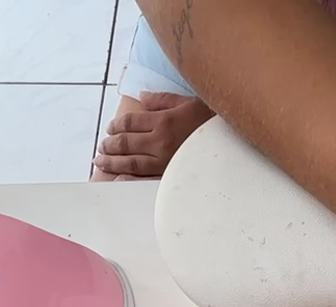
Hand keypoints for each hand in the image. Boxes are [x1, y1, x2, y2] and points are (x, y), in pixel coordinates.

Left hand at [92, 92, 215, 178]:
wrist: (234, 144)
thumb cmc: (213, 122)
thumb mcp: (188, 102)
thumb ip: (163, 100)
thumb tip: (142, 98)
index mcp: (163, 121)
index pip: (131, 122)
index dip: (117, 125)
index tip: (110, 129)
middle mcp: (161, 142)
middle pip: (127, 143)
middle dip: (110, 145)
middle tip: (101, 148)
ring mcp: (165, 162)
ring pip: (131, 162)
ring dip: (113, 162)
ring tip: (101, 162)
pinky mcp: (172, 176)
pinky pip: (146, 179)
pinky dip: (130, 179)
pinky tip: (119, 179)